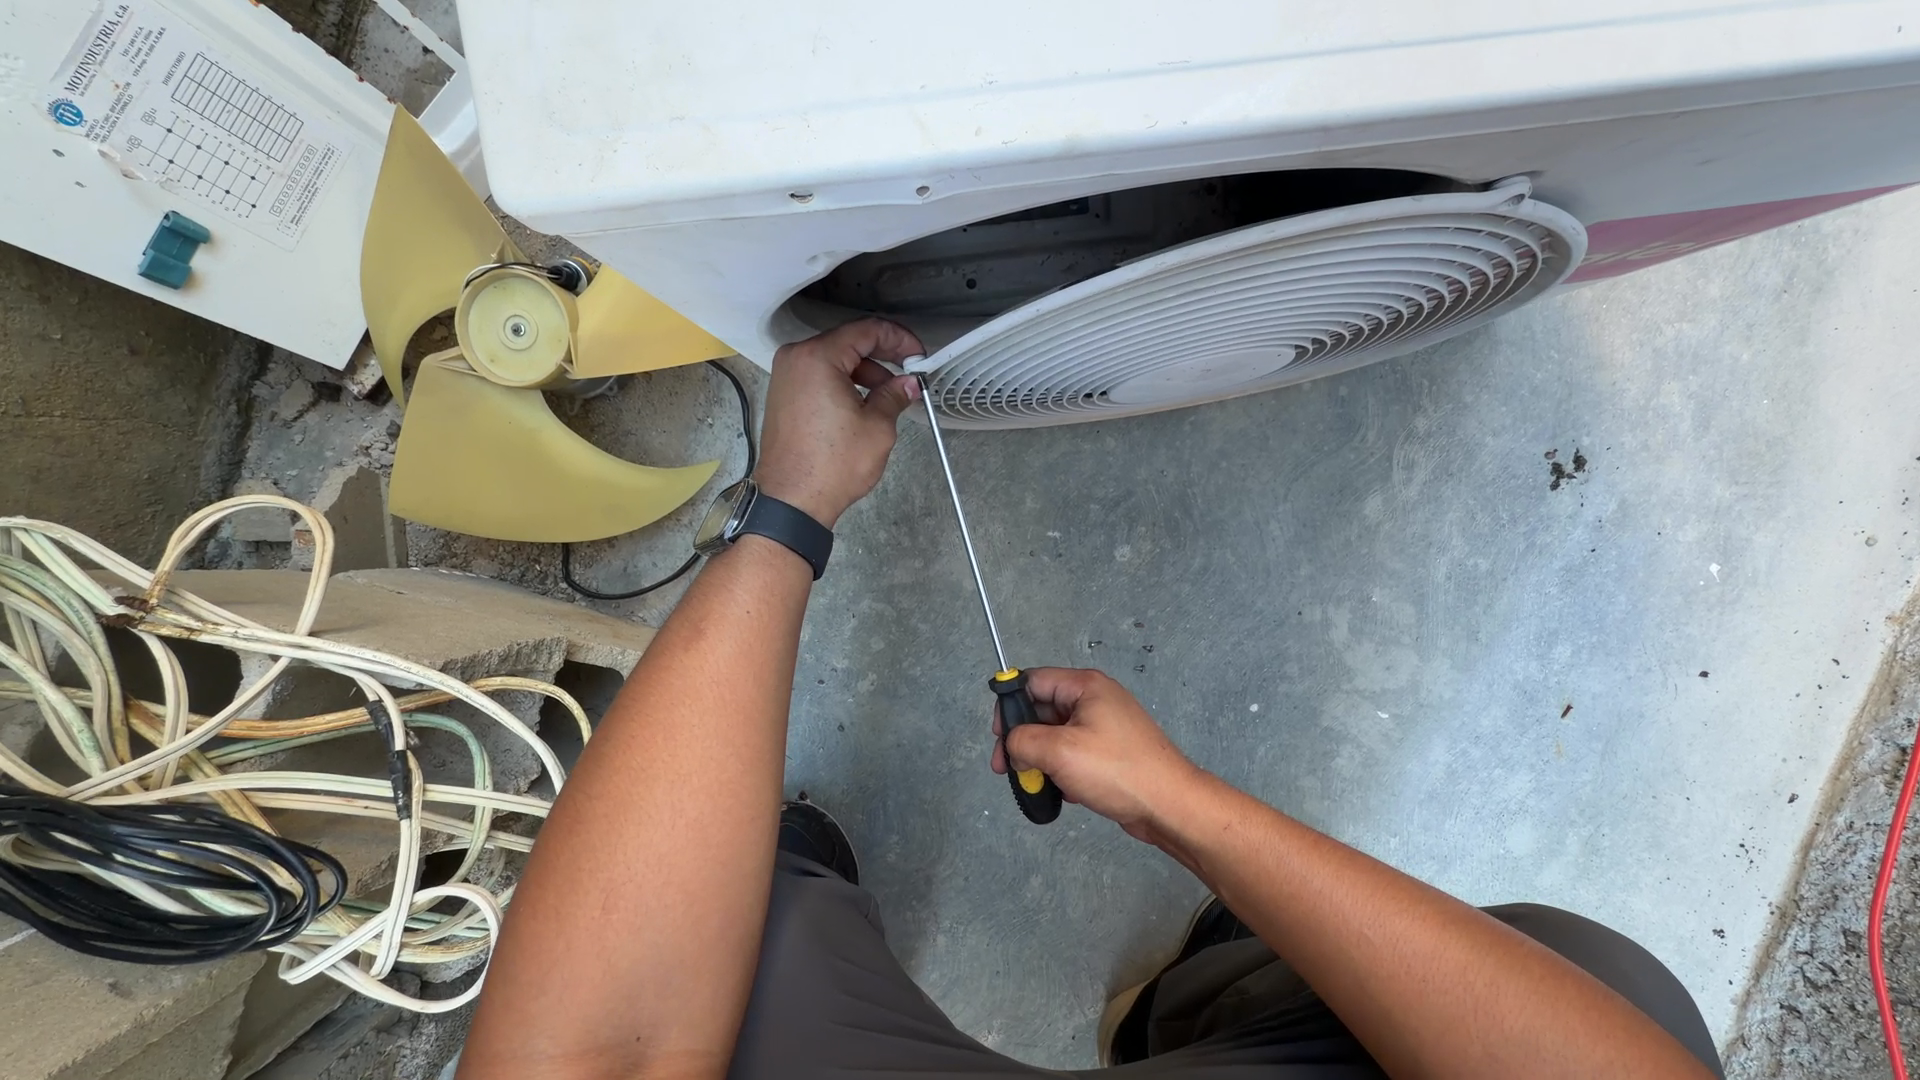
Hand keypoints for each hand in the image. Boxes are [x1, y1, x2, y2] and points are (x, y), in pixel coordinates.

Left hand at [753, 319, 924, 527]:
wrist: (792, 500)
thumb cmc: (830, 466)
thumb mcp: (877, 427)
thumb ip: (894, 396)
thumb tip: (908, 385)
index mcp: (817, 358)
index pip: (866, 331)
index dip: (898, 339)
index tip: (917, 355)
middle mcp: (796, 359)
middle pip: (848, 343)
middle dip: (883, 356)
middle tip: (909, 372)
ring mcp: (786, 378)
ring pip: (834, 361)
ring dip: (865, 372)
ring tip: (891, 394)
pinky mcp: (784, 396)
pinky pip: (819, 377)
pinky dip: (844, 383)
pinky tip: (865, 403)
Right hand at [990, 668, 1205, 843]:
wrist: (1169, 806)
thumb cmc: (1117, 771)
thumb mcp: (1058, 751)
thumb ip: (1022, 741)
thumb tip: (1012, 746)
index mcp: (1085, 686)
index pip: (1032, 681)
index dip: (1010, 705)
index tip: (999, 736)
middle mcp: (1095, 700)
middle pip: (1042, 709)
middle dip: (1021, 739)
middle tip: (1006, 768)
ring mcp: (1104, 727)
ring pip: (1055, 735)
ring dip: (1040, 759)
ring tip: (1034, 784)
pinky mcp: (1110, 753)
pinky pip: (1073, 754)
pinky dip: (1061, 770)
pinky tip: (1062, 792)